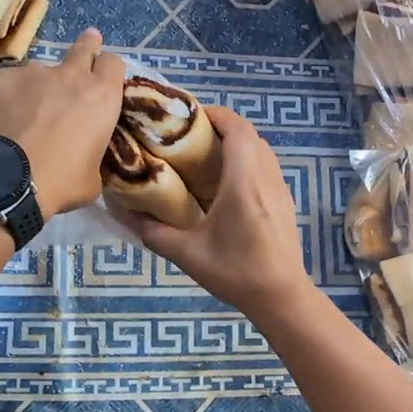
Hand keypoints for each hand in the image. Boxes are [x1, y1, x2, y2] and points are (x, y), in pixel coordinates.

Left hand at [0, 30, 124, 218]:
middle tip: (88, 43)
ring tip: (31, 109)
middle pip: (84, 47)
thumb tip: (85, 153)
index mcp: (102, 97)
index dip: (109, 69)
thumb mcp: (94, 174)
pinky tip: (6, 117)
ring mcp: (35, 72)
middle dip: (88, 45)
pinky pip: (13, 81)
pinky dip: (12, 95)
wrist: (12, 181)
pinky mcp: (4, 78)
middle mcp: (72, 76)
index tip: (104, 76)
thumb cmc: (63, 182)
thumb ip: (93, 151)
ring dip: (42, 84)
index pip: (114, 63)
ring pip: (42, 70)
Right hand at [129, 106, 314, 316]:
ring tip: (207, 157)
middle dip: (222, 127)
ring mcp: (280, 190)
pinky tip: (227, 185)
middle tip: (192, 136)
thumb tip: (127, 214)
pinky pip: (267, 167)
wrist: (282, 297)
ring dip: (237, 144)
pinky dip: (248, 162)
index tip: (189, 116)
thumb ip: (154, 232)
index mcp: (243, 183)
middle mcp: (266, 178)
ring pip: (261, 150)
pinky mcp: (285, 203)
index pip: (236, 129)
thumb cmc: (236, 273)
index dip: (215, 114)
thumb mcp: (187, 255)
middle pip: (249, 135)